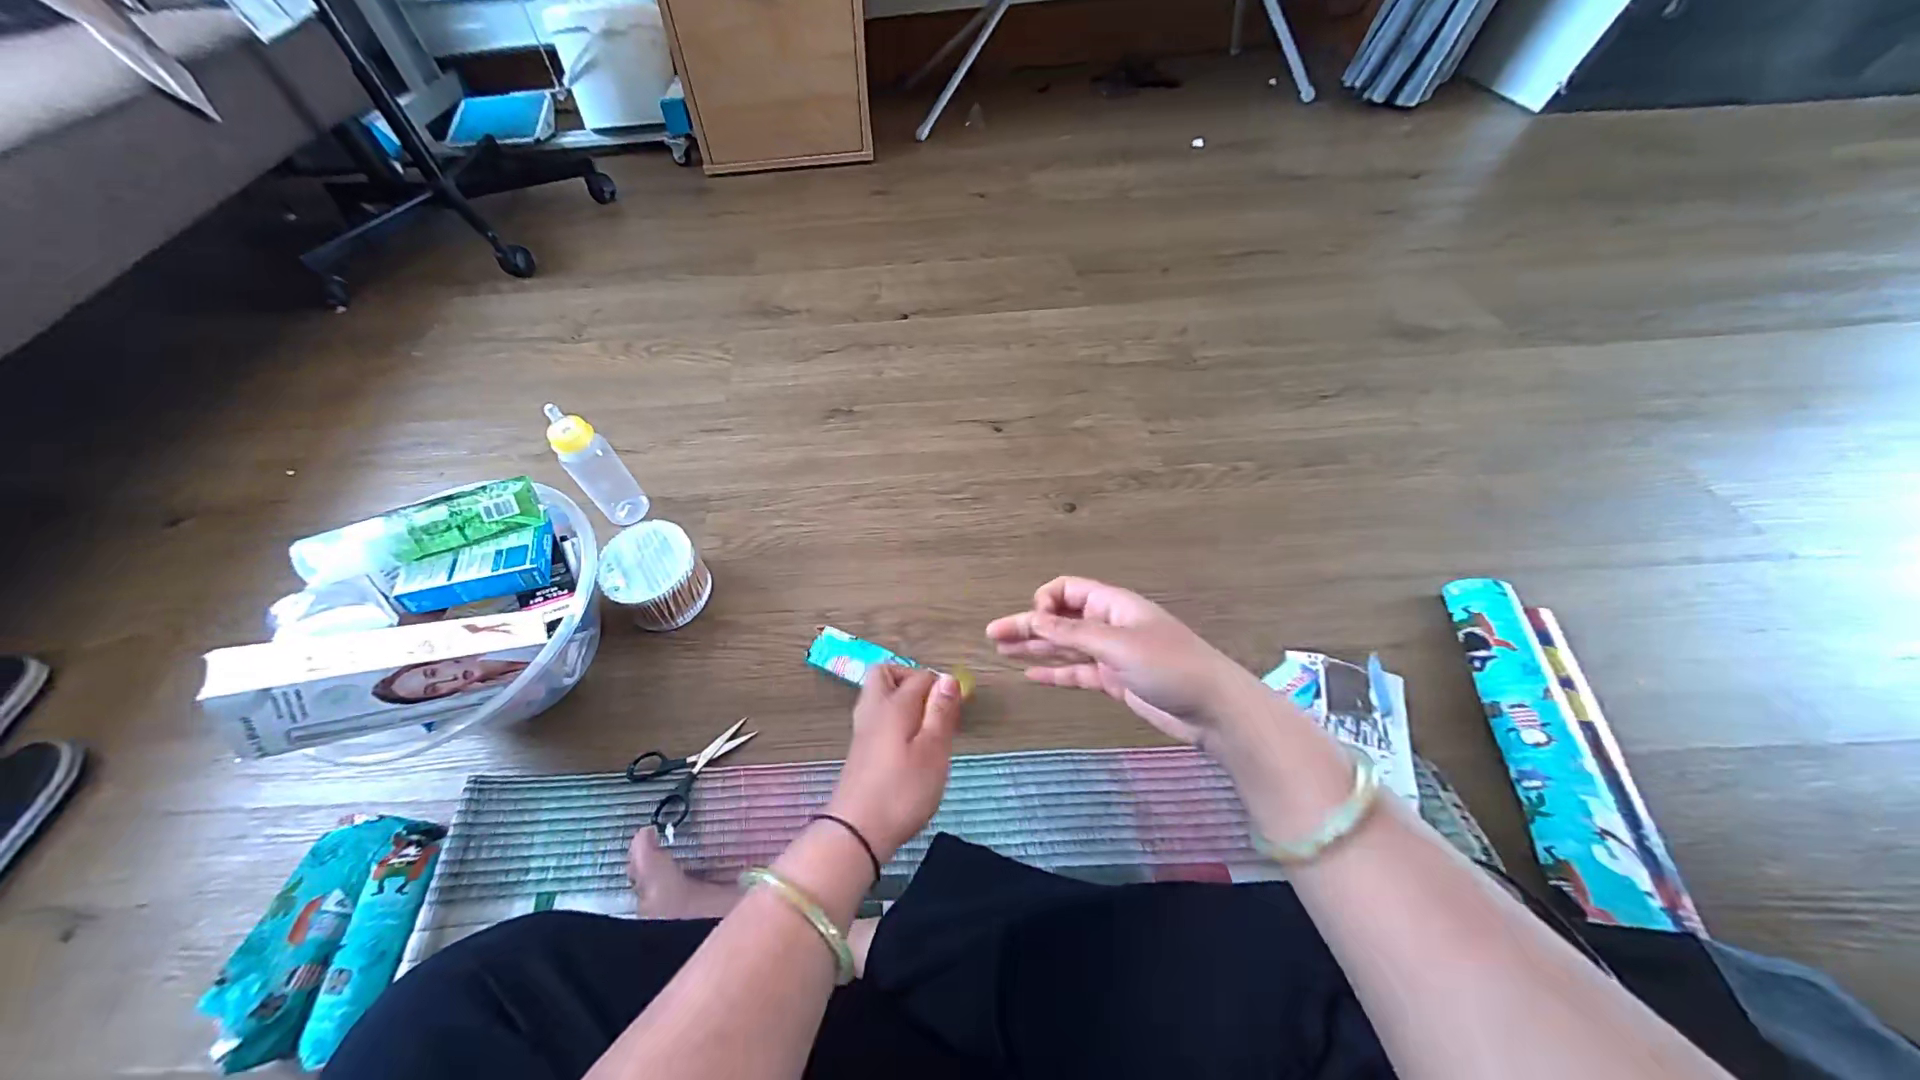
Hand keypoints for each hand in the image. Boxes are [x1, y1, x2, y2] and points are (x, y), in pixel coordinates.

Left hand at [823, 666, 962, 858]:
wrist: (856, 832)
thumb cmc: (903, 790)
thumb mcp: (933, 750)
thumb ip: (941, 712)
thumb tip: (948, 678)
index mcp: (894, 704)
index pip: (920, 676)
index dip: (942, 686)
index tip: (957, 709)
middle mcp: (874, 710)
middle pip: (886, 674)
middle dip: (911, 680)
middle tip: (934, 705)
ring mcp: (863, 731)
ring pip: (880, 697)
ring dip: (903, 702)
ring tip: (926, 728)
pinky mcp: (861, 751)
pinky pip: (878, 719)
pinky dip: (895, 721)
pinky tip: (910, 748)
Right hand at [985, 576, 1263, 747]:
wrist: (1213, 708)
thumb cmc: (1169, 666)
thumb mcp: (1118, 646)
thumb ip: (1073, 634)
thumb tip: (1034, 618)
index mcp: (1112, 605)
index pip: (1067, 590)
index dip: (1045, 602)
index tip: (1033, 622)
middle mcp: (1108, 624)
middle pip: (1060, 619)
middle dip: (1027, 625)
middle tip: (993, 635)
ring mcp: (1111, 653)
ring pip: (1064, 646)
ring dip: (1035, 648)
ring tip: (1001, 651)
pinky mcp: (1115, 680)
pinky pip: (1076, 671)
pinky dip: (1054, 672)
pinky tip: (1030, 674)